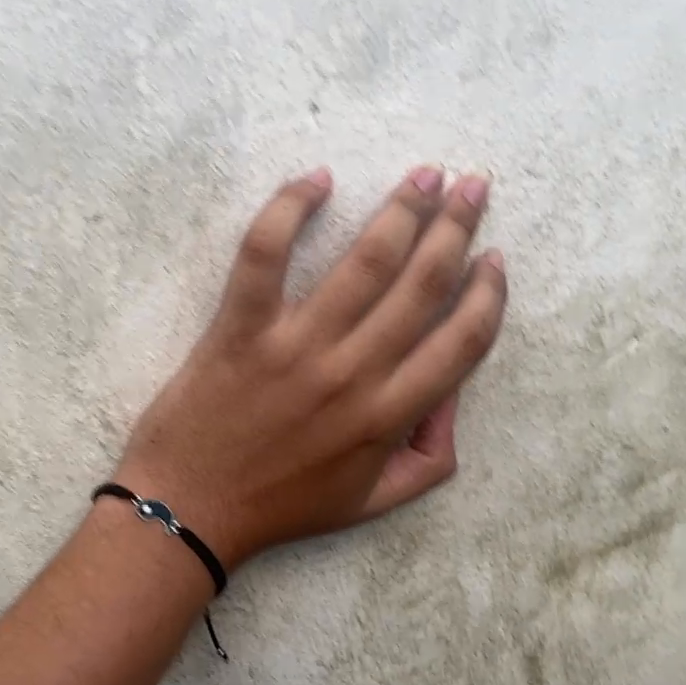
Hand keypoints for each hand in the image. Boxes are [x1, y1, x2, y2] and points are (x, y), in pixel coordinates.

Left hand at [113, 166, 507, 569]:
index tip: (493, 260)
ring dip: (403, 209)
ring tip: (426, 174)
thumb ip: (428, 460)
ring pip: (365, 261)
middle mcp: (353, 374)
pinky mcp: (240, 329)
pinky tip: (319, 179)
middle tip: (472, 186)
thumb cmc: (279, 507)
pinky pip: (266, 253)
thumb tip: (452, 401)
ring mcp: (296, 347)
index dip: (488, 295)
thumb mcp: (370, 504)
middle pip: (422, 284)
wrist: (192, 510)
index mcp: (388, 417)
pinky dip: (291, 207)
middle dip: (457, 227)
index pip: (462, 341)